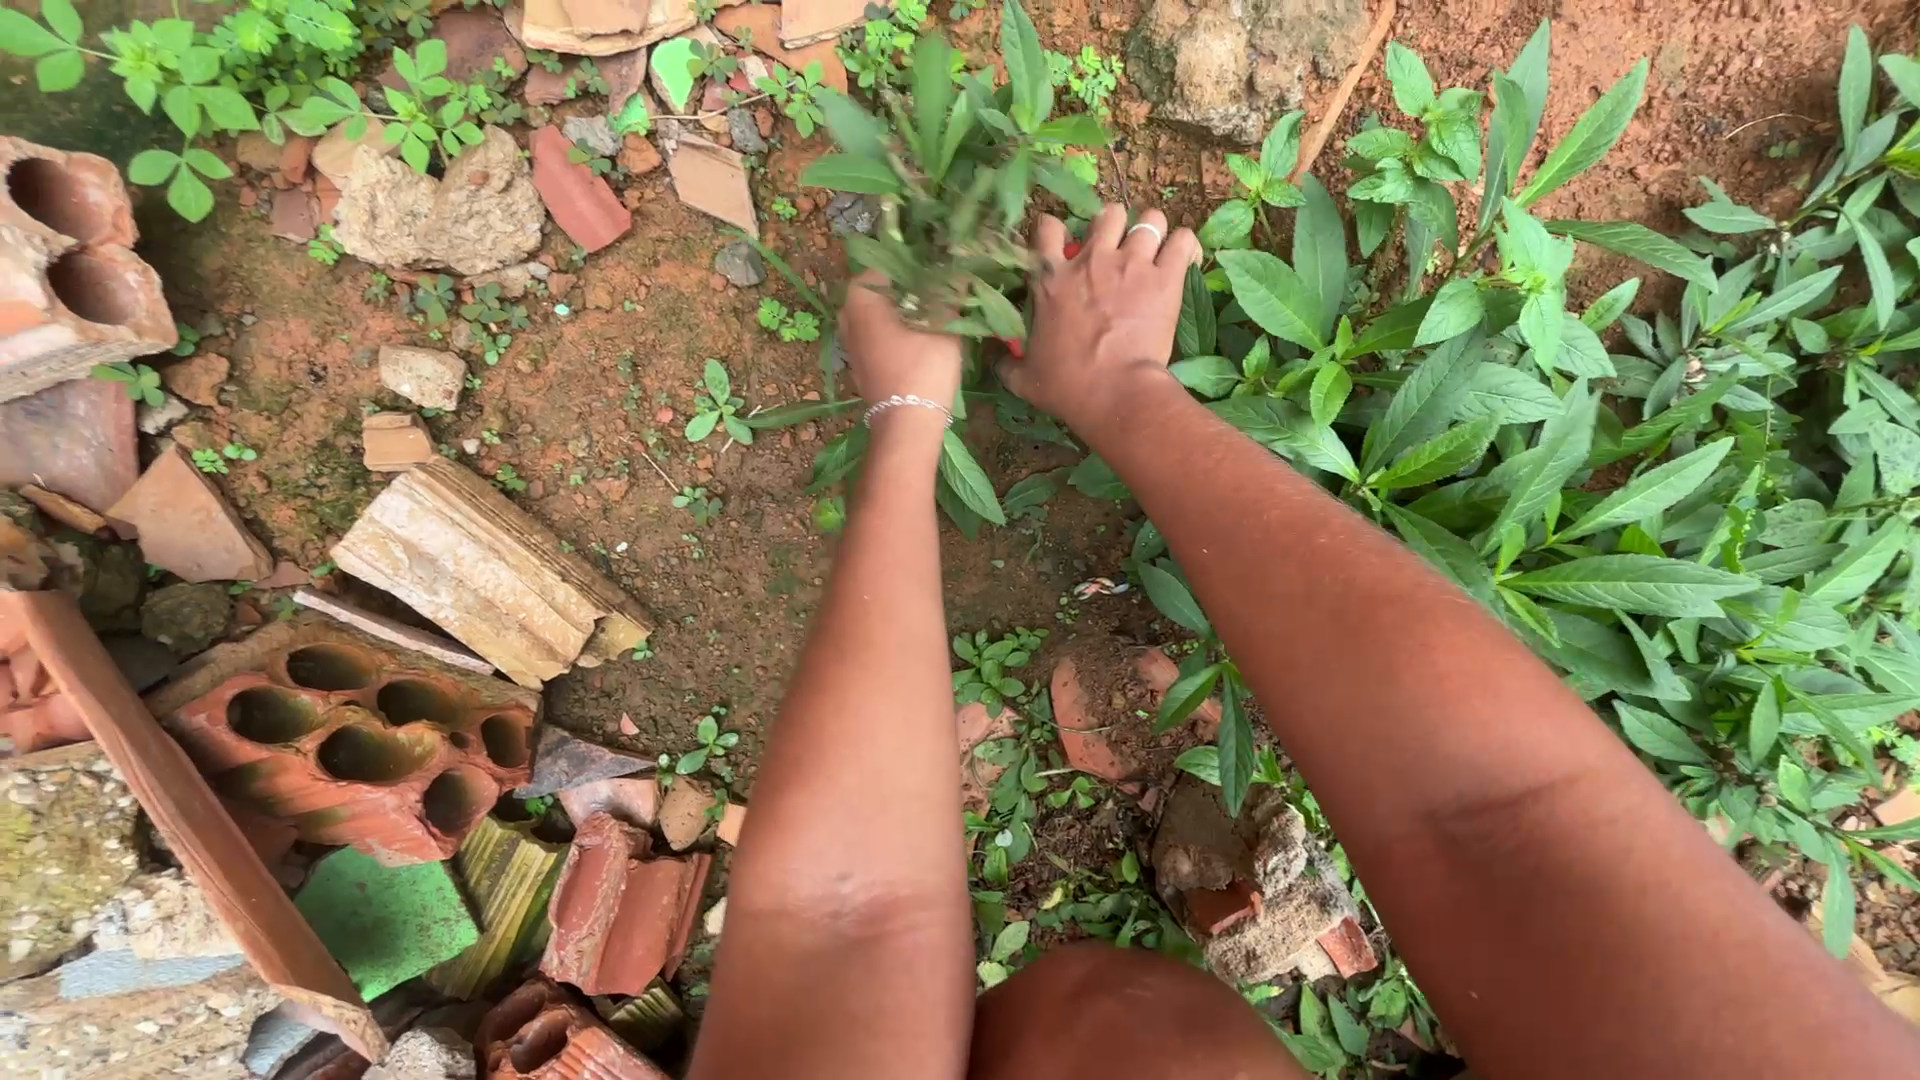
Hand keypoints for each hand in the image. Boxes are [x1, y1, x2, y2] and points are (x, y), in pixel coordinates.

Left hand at [838, 270, 963, 416]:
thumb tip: (957, 266)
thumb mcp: (943, 322)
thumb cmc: (923, 368)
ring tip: (940, 313)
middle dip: (915, 287)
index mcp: (860, 294)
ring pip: (884, 312)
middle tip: (947, 291)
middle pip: (887, 287)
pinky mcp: (860, 361)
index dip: (923, 262)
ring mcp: (850, 340)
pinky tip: (924, 337)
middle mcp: (847, 312)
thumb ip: (948, 289)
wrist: (908, 425)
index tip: (947, 269)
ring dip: (909, 310)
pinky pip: (881, 334)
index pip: (894, 261)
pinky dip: (900, 331)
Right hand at [998, 205, 1198, 433]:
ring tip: (1153, 252)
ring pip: (1149, 219)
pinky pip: (1183, 240)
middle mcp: (1091, 261)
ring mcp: (1131, 264)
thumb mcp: (1024, 378)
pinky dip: (1184, 247)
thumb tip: (995, 359)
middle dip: (1114, 227)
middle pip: (1106, 214)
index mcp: (1051, 280)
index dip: (1055, 231)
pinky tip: (1181, 261)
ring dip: (1152, 233)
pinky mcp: (1165, 278)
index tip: (1065, 247)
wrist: (1114, 393)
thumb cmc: (1066, 387)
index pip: (1045, 228)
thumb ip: (1007, 363)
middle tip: (1117, 251)